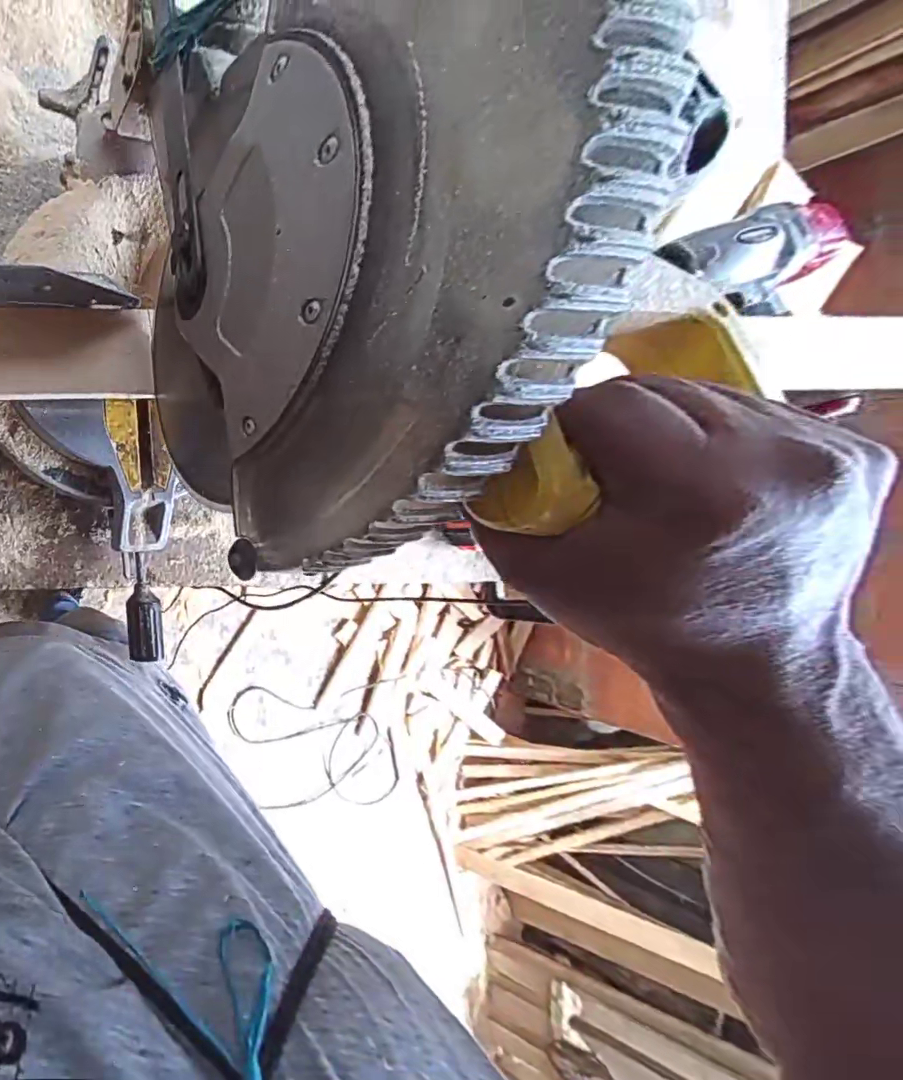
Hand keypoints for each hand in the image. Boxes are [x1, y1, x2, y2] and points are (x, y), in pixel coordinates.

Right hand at [474, 376, 893, 683]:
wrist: (756, 660)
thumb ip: (498, 506)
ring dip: (653, 421)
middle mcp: (777, 458)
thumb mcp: (536, 569)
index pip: (608, 402)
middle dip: (602, 418)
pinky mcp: (857, 452)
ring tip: (637, 469)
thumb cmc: (637, 618)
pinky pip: (749, 412)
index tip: (541, 449)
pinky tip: (691, 472)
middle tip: (580, 461)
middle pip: (655, 389)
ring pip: (702, 393)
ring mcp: (828, 451)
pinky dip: (704, 432)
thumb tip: (481, 459)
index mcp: (695, 490)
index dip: (559, 419)